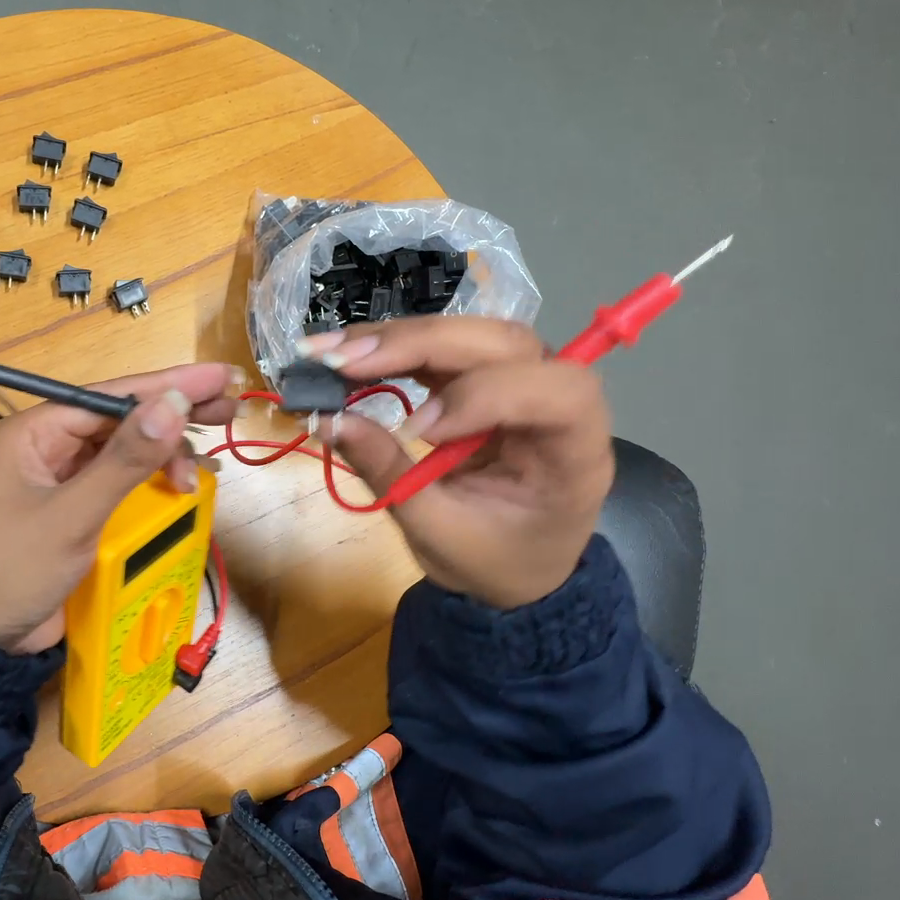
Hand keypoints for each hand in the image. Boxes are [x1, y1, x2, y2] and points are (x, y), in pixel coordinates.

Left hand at [0, 363, 238, 653]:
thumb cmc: (13, 569)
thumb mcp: (71, 515)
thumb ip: (124, 461)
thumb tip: (174, 403)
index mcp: (36, 432)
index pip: (112, 396)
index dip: (169, 385)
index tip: (220, 378)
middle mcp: (50, 447)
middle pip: (122, 418)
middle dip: (174, 413)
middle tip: (230, 409)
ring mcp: (64, 480)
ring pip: (126, 451)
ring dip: (166, 453)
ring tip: (206, 467)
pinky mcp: (77, 511)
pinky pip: (121, 484)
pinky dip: (153, 482)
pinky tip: (184, 484)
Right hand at [304, 317, 612, 609]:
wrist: (513, 567)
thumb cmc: (493, 559)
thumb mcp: (438, 532)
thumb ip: (388, 473)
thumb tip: (327, 419)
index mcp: (575, 450)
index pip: (556, 392)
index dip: (486, 395)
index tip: (418, 430)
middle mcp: (557, 399)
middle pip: (500, 343)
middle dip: (416, 345)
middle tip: (338, 363)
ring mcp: (516, 380)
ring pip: (464, 333)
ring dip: (391, 338)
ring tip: (324, 354)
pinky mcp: (479, 377)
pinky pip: (435, 347)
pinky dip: (386, 348)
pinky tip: (340, 354)